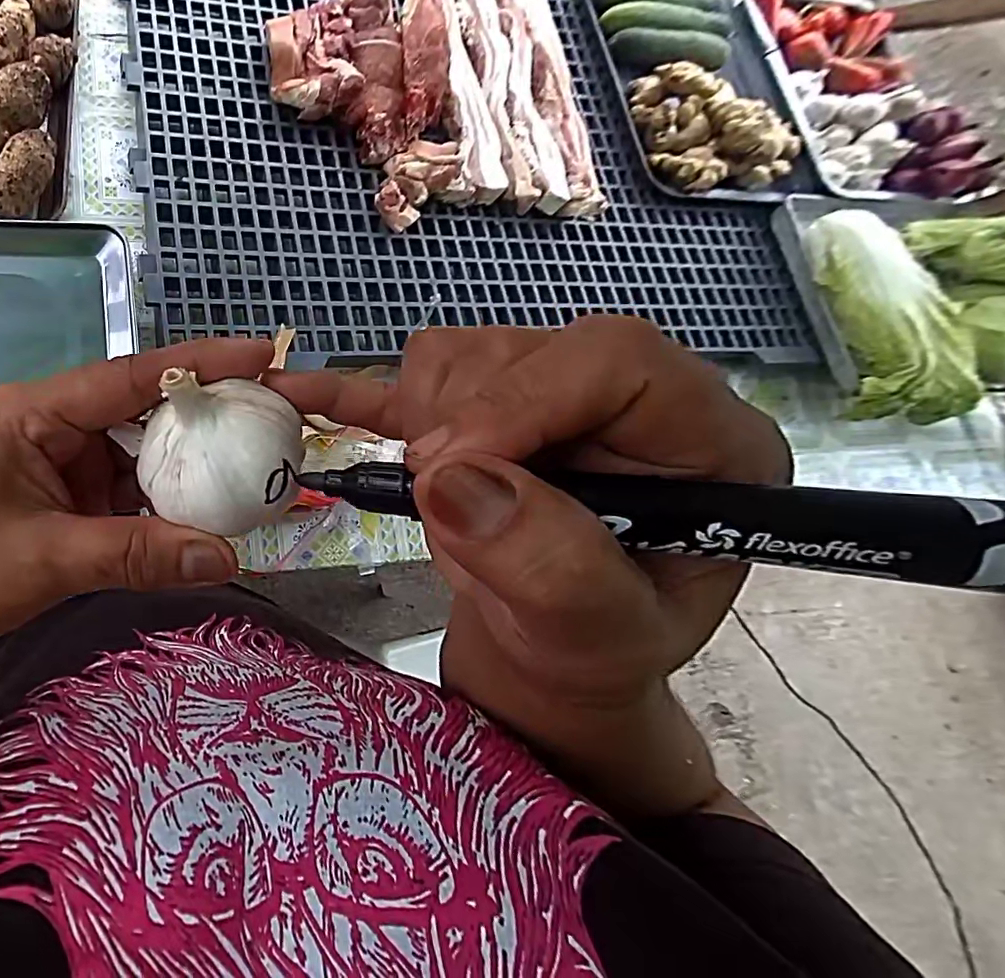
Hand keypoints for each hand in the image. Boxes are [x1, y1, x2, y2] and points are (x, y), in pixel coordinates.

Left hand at [0, 337, 275, 669]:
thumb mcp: (47, 558)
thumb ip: (136, 553)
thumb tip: (227, 556)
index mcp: (37, 412)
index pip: (128, 377)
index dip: (199, 366)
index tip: (261, 359)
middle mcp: (58, 426)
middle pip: (149, 409)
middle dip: (217, 411)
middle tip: (288, 411)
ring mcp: (69, 463)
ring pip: (148, 452)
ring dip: (201, 460)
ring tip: (268, 458)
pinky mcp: (76, 499)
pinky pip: (137, 491)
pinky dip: (175, 501)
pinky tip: (220, 506)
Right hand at [269, 317, 790, 814]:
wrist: (545, 651)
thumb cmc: (586, 652)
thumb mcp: (592, 636)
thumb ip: (547, 565)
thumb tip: (450, 480)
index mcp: (699, 439)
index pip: (611, 360)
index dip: (517, 400)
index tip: (444, 470)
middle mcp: (626, 397)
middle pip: (519, 351)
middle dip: (458, 425)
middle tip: (433, 497)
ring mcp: (545, 393)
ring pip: (459, 355)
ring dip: (420, 422)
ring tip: (432, 493)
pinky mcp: (481, 407)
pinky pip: (414, 375)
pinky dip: (357, 391)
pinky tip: (305, 393)